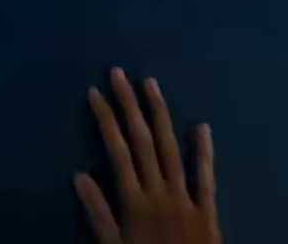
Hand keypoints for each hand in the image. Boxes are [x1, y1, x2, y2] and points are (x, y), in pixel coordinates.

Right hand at [77, 69, 219, 243]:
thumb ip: (99, 215)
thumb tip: (79, 174)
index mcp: (136, 202)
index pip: (117, 150)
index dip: (105, 119)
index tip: (95, 91)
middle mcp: (160, 193)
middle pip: (142, 140)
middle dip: (129, 104)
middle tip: (119, 73)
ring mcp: (186, 200)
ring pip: (171, 149)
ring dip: (160, 114)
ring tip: (151, 83)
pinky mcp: (208, 214)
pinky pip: (206, 179)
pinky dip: (204, 153)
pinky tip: (202, 127)